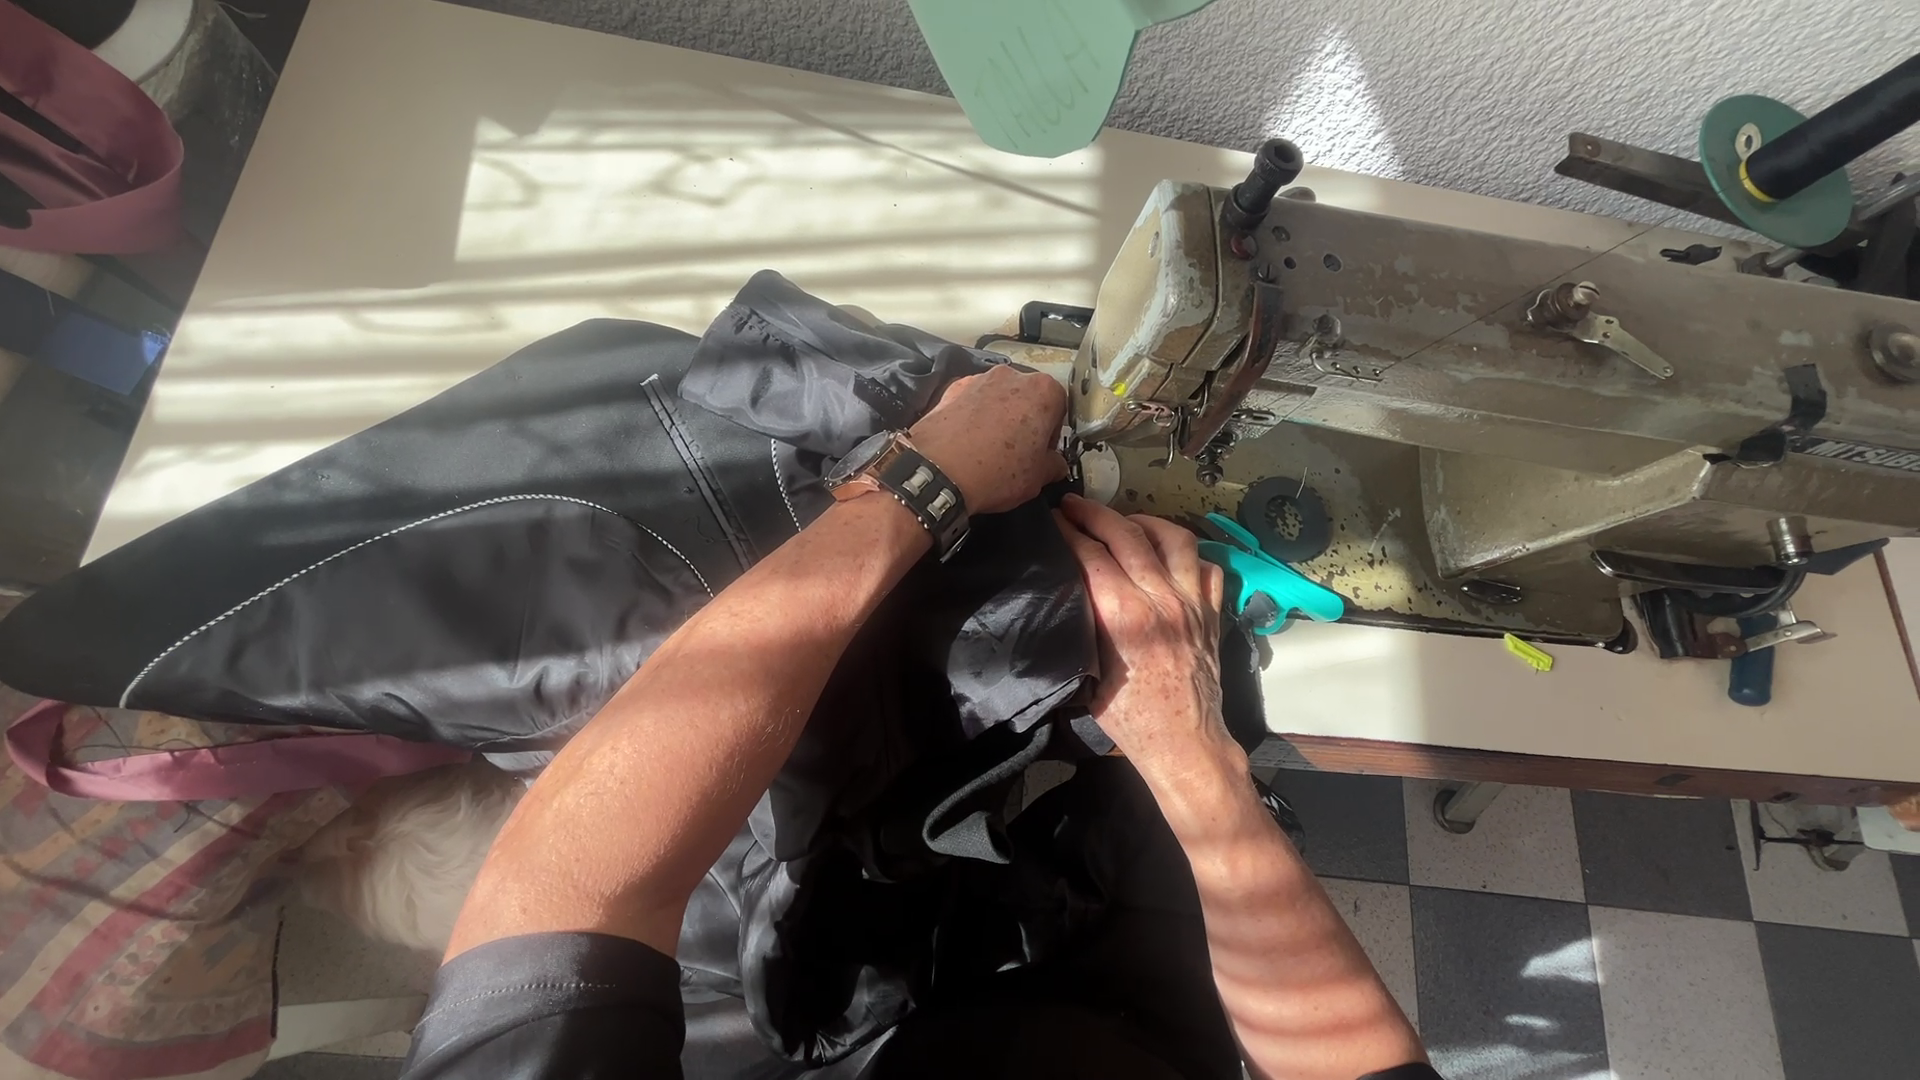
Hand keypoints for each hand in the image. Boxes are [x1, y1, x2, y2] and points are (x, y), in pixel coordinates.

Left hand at [909, 365, 1067, 514]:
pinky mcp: (952, 389)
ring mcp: (979, 380)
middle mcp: (1012, 377)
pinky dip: (973, 417)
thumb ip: (1053, 465)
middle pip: (1028, 397)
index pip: (1059, 407)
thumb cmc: (993, 471)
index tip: (1043, 451)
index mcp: (1043, 391)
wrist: (938, 471)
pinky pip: (972, 402)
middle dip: (1026, 421)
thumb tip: (1054, 465)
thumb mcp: (1038, 478)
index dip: (1052, 433)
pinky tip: (969, 444)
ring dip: (999, 418)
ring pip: (999, 398)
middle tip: (1018, 453)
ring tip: (990, 451)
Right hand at [1054, 494, 1238, 780]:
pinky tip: (1167, 553)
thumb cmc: (1129, 717)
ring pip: (1172, 538)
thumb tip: (1069, 588)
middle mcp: (1160, 599)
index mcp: (1123, 616)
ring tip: (1123, 520)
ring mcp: (1192, 602)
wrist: (1184, 741)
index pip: (1091, 554)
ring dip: (1142, 521)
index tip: (1053, 520)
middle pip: (1126, 535)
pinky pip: (1205, 565)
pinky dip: (1185, 552)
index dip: (1068, 531)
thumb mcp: (1090, 671)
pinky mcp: (1212, 611)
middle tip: (1074, 504)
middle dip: (1094, 512)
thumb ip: (1083, 625)